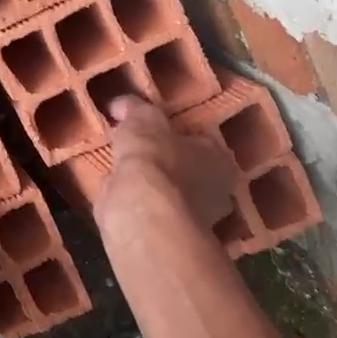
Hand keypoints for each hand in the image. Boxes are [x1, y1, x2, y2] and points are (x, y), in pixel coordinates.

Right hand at [96, 96, 237, 231]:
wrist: (142, 210)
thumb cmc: (155, 158)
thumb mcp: (143, 119)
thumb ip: (135, 108)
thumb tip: (122, 103)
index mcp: (219, 159)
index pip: (200, 140)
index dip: (174, 133)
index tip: (150, 128)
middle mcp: (215, 190)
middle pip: (187, 169)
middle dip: (165, 161)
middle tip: (136, 150)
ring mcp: (193, 217)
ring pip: (169, 192)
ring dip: (150, 183)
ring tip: (121, 170)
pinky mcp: (169, 234)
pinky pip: (150, 209)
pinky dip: (135, 201)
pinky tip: (116, 192)